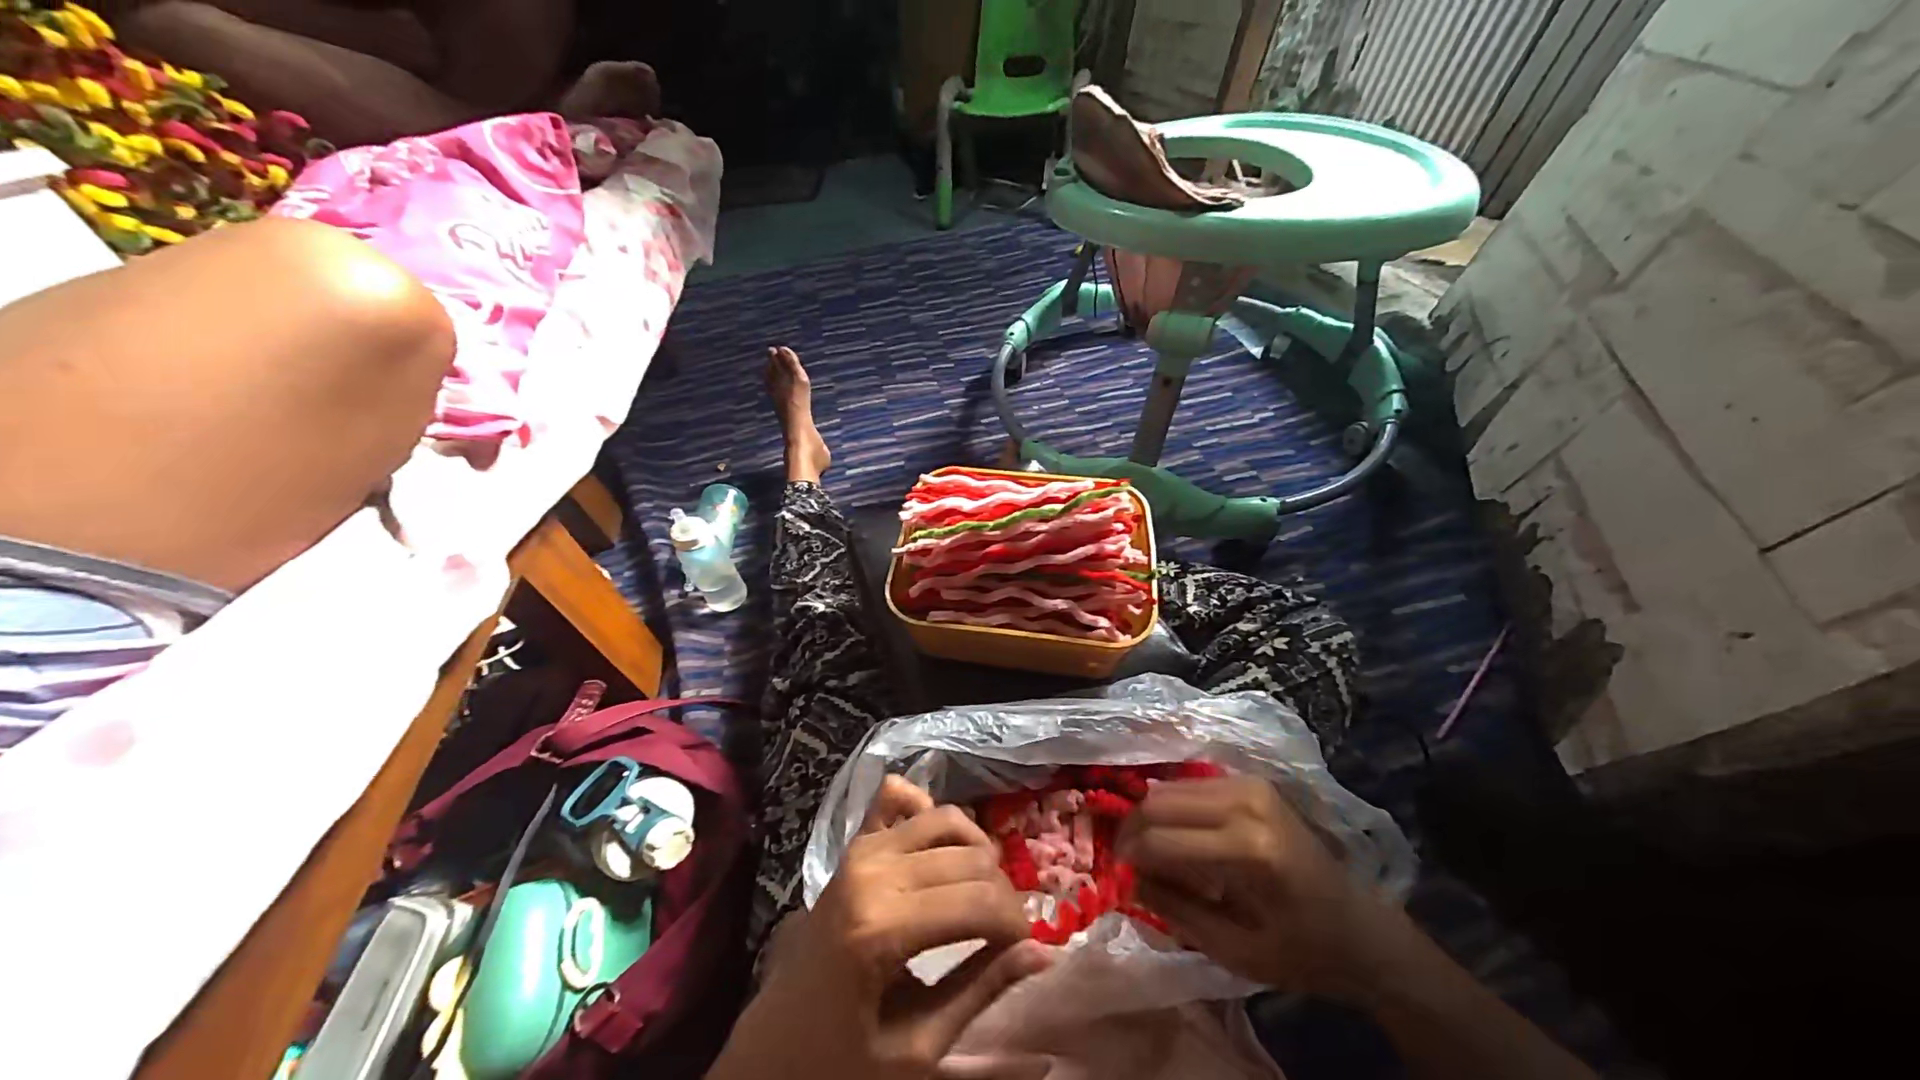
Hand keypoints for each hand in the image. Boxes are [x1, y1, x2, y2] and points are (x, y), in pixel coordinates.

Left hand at [712, 777, 1050, 1079]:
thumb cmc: (840, 1059)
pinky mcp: (852, 845)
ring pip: (947, 821)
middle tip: (1006, 933)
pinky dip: (928, 812)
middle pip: (971, 859)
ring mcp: (859, 850)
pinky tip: (942, 849)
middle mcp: (873, 872)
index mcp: (883, 928)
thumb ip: (980, 989)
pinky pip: (898, 797)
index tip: (1028, 949)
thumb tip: (1044, 951)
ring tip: (980, 895)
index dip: (1018, 924)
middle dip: (1003, 893)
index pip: (981, 903)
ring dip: (977, 853)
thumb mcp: (916, 1047)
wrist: (771, 1044)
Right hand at [1117, 776, 1412, 1003]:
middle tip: (1125, 860)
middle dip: (1132, 830)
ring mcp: (1250, 785)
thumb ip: (1175, 910)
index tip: (1118, 876)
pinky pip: (1189, 785)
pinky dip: (1171, 808)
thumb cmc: (1303, 952)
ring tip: (1150, 851)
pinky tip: (1178, 836)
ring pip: (1168, 788)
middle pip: (1158, 802)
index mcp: (1249, 851)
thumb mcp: (1236, 951)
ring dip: (1149, 817)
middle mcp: (1247, 804)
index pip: (1161, 840)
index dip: (1129, 857)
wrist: (1363, 930)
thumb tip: (1127, 876)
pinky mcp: (1251, 781)